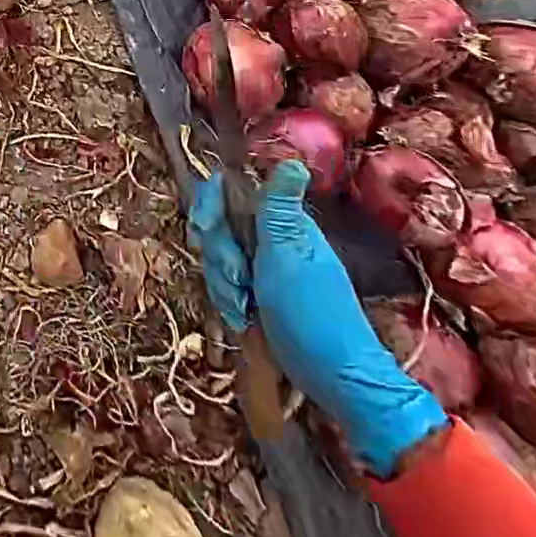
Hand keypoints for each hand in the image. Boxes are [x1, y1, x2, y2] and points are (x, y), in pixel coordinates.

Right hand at [188, 160, 446, 475]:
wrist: (332, 375)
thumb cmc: (311, 311)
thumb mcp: (287, 255)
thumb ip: (278, 207)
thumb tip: (293, 161)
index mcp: (279, 218)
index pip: (226, 189)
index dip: (208, 205)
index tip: (203, 228)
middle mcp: (268, 234)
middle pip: (216, 225)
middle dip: (218, 254)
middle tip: (240, 278)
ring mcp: (261, 264)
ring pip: (216, 256)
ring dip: (222, 282)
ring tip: (245, 305)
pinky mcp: (254, 291)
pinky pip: (222, 283)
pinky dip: (226, 300)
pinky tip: (242, 317)